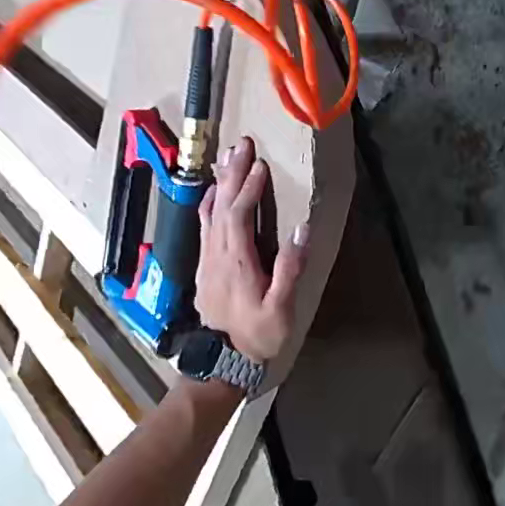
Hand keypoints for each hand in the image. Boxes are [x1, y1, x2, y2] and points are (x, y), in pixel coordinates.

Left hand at [195, 137, 306, 364]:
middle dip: (232, 174)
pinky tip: (211, 191)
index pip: (239, 215)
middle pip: (221, 205)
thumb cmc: (258, 334)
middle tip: (241, 145)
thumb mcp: (280, 308)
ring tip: (227, 157)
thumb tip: (301, 230)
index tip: (260, 164)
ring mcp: (207, 258)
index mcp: (237, 261)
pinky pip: (203, 224)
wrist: (223, 360)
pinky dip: (208, 202)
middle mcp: (217, 253)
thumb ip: (290, 269)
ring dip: (219, 182)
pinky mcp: (204, 265)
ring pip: (209, 212)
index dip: (248, 188)